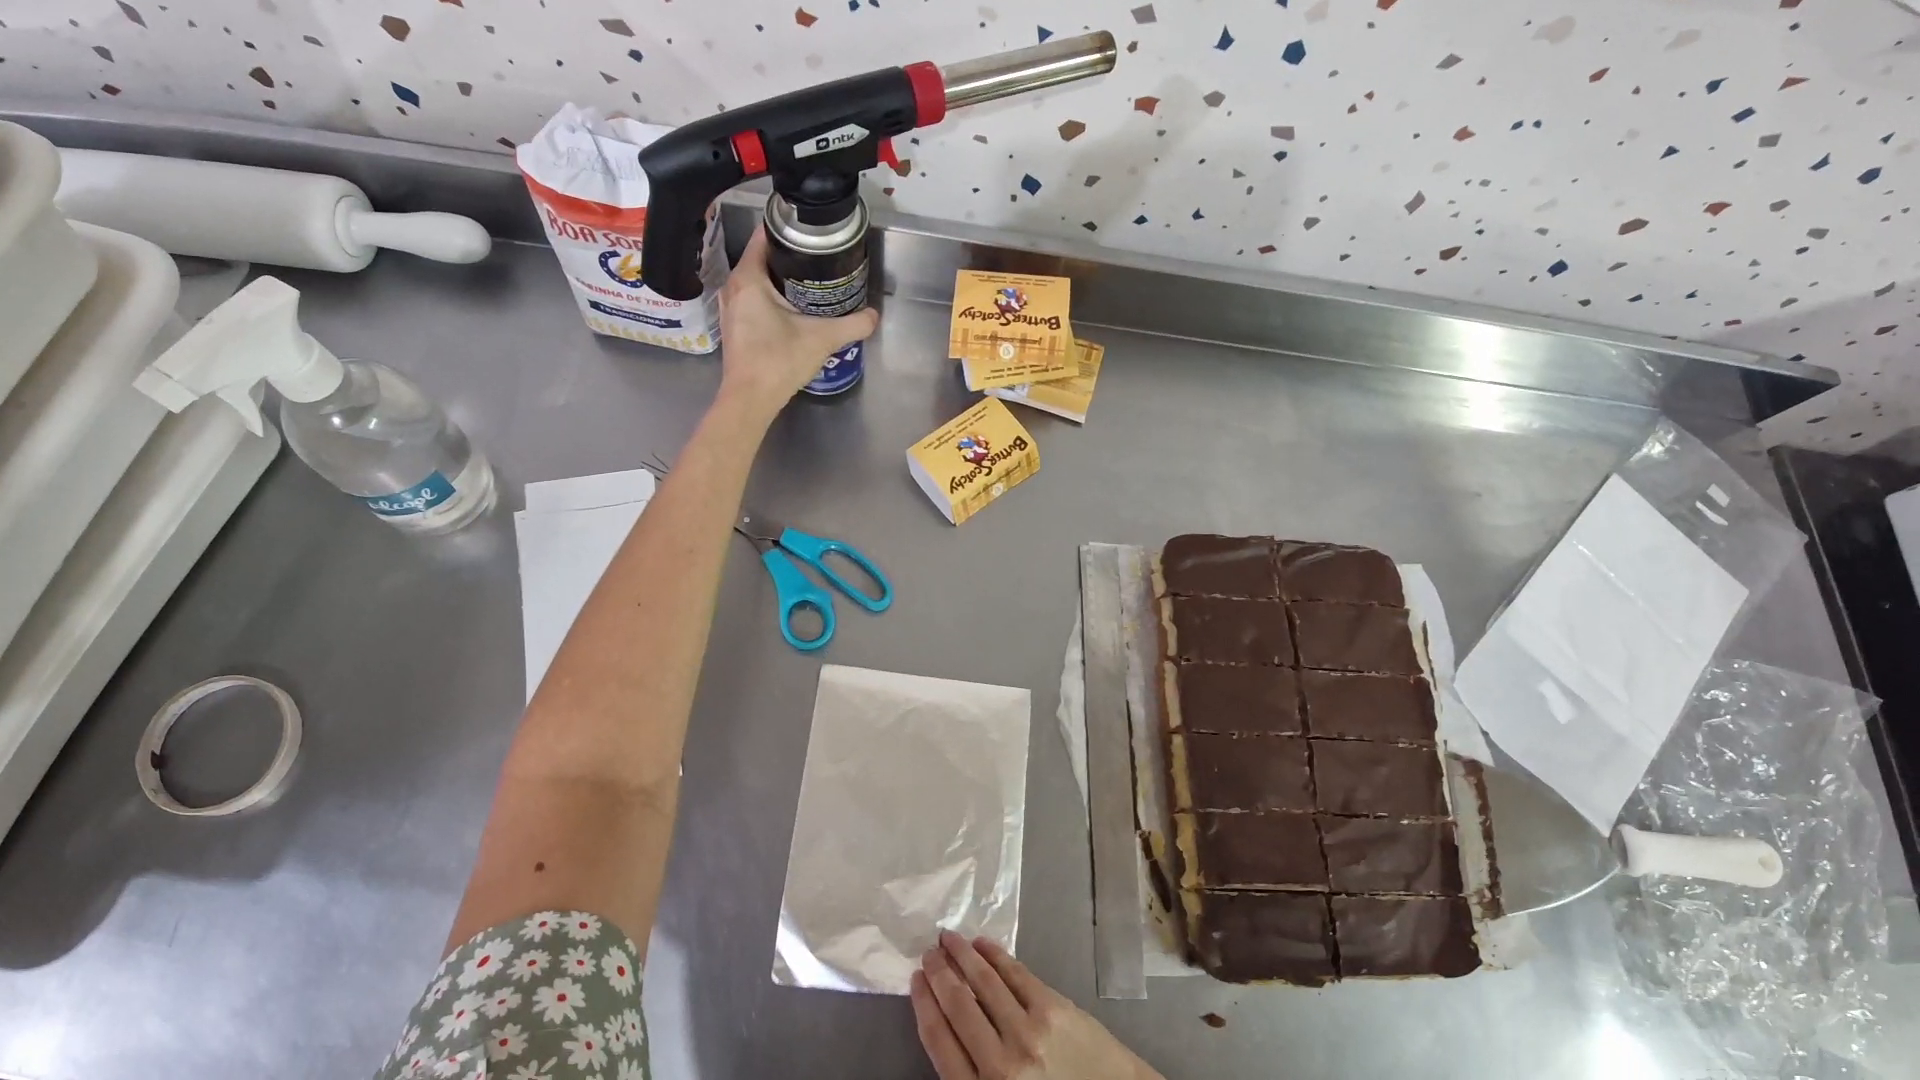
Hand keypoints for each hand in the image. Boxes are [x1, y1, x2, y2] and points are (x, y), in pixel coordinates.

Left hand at [715, 227, 879, 418]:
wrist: (750, 399)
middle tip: (819, 257)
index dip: (788, 230)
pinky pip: (754, 298)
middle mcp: (734, 287)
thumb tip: (874, 316)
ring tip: (811, 279)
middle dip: (790, 255)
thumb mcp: (822, 339)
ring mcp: (731, 307)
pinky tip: (795, 307)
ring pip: (758, 279)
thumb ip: (852, 324)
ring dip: (781, 277)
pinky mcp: (735, 325)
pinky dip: (772, 296)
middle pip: (762, 257)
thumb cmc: (778, 361)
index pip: (764, 236)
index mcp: (748, 278)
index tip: (812, 233)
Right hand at [911, 931, 1163, 1079]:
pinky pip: (1016, 974)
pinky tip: (982, 944)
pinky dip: (996, 955)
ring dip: (962, 955)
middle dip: (939, 974)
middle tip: (928, 951)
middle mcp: (1000, 1063)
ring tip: (948, 938)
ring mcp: (1029, 1032)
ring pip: (984, 983)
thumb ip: (972, 1074)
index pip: (938, 1040)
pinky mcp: (1055, 1010)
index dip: (924, 1004)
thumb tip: (947, 1023)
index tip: (915, 979)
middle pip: (958, 1006)